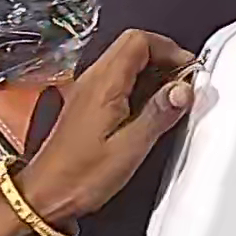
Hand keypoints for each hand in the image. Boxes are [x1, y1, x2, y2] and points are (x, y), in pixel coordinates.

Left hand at [15, 30, 194, 226]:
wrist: (45, 194)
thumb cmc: (81, 175)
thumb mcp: (129, 149)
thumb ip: (158, 114)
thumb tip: (184, 89)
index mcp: (104, 83)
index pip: (139, 41)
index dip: (169, 49)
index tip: (189, 70)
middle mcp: (94, 79)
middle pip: (133, 45)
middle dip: (165, 57)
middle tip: (184, 83)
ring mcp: (89, 89)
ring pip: (127, 61)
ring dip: (153, 71)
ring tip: (172, 98)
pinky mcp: (89, 102)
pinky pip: (118, 79)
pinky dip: (140, 85)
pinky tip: (150, 109)